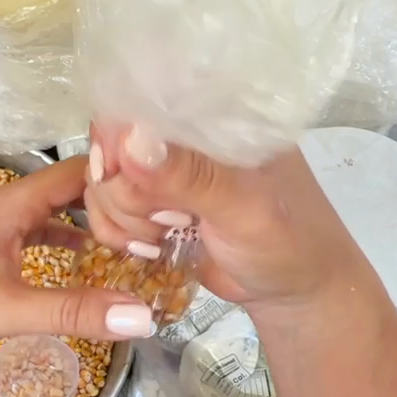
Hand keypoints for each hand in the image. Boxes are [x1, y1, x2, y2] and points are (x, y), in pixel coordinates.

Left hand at [0, 156, 158, 355]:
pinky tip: (85, 261)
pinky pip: (38, 236)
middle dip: (114, 202)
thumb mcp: (9, 308)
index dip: (122, 178)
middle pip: (71, 191)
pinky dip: (66, 244)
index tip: (168, 193)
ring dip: (91, 224)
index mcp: (11, 204)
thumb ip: (73, 311)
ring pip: (54, 214)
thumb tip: (145, 316)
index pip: (78, 172)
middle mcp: (5, 207)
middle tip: (164, 221)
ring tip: (137, 241)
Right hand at [81, 121, 376, 311]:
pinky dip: (115, 233)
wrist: (294, 291)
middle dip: (128, 195)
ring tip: (166, 235)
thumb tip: (130, 139)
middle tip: (174, 218)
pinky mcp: (149, 206)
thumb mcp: (245, 209)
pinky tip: (151, 247)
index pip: (139, 104)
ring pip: (103, 182)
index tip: (120, 177)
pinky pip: (103, 209)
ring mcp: (162, 174)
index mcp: (212, 117)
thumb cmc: (289, 244)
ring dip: (123, 218)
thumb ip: (191, 176)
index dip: (117, 140)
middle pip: (112, 149)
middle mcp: (181, 138)